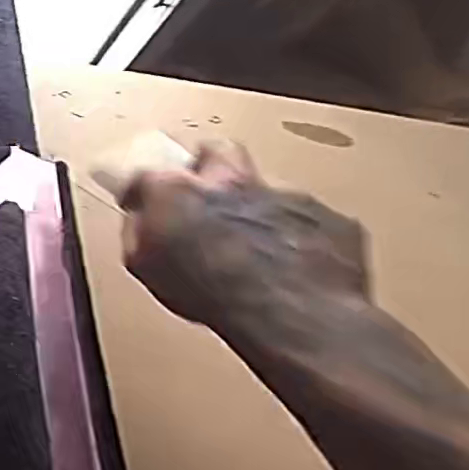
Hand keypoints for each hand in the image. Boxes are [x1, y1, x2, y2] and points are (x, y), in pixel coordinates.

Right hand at [121, 142, 371, 337]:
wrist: (293, 319)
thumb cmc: (210, 294)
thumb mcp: (145, 268)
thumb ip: (138, 233)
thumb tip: (141, 221)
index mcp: (176, 189)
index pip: (146, 173)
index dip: (141, 190)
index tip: (140, 202)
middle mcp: (228, 181)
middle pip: (216, 150)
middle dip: (208, 164)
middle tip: (204, 190)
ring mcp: (284, 195)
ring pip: (265, 187)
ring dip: (255, 205)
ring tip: (254, 239)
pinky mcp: (331, 217)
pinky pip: (307, 218)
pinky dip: (295, 233)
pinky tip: (291, 259)